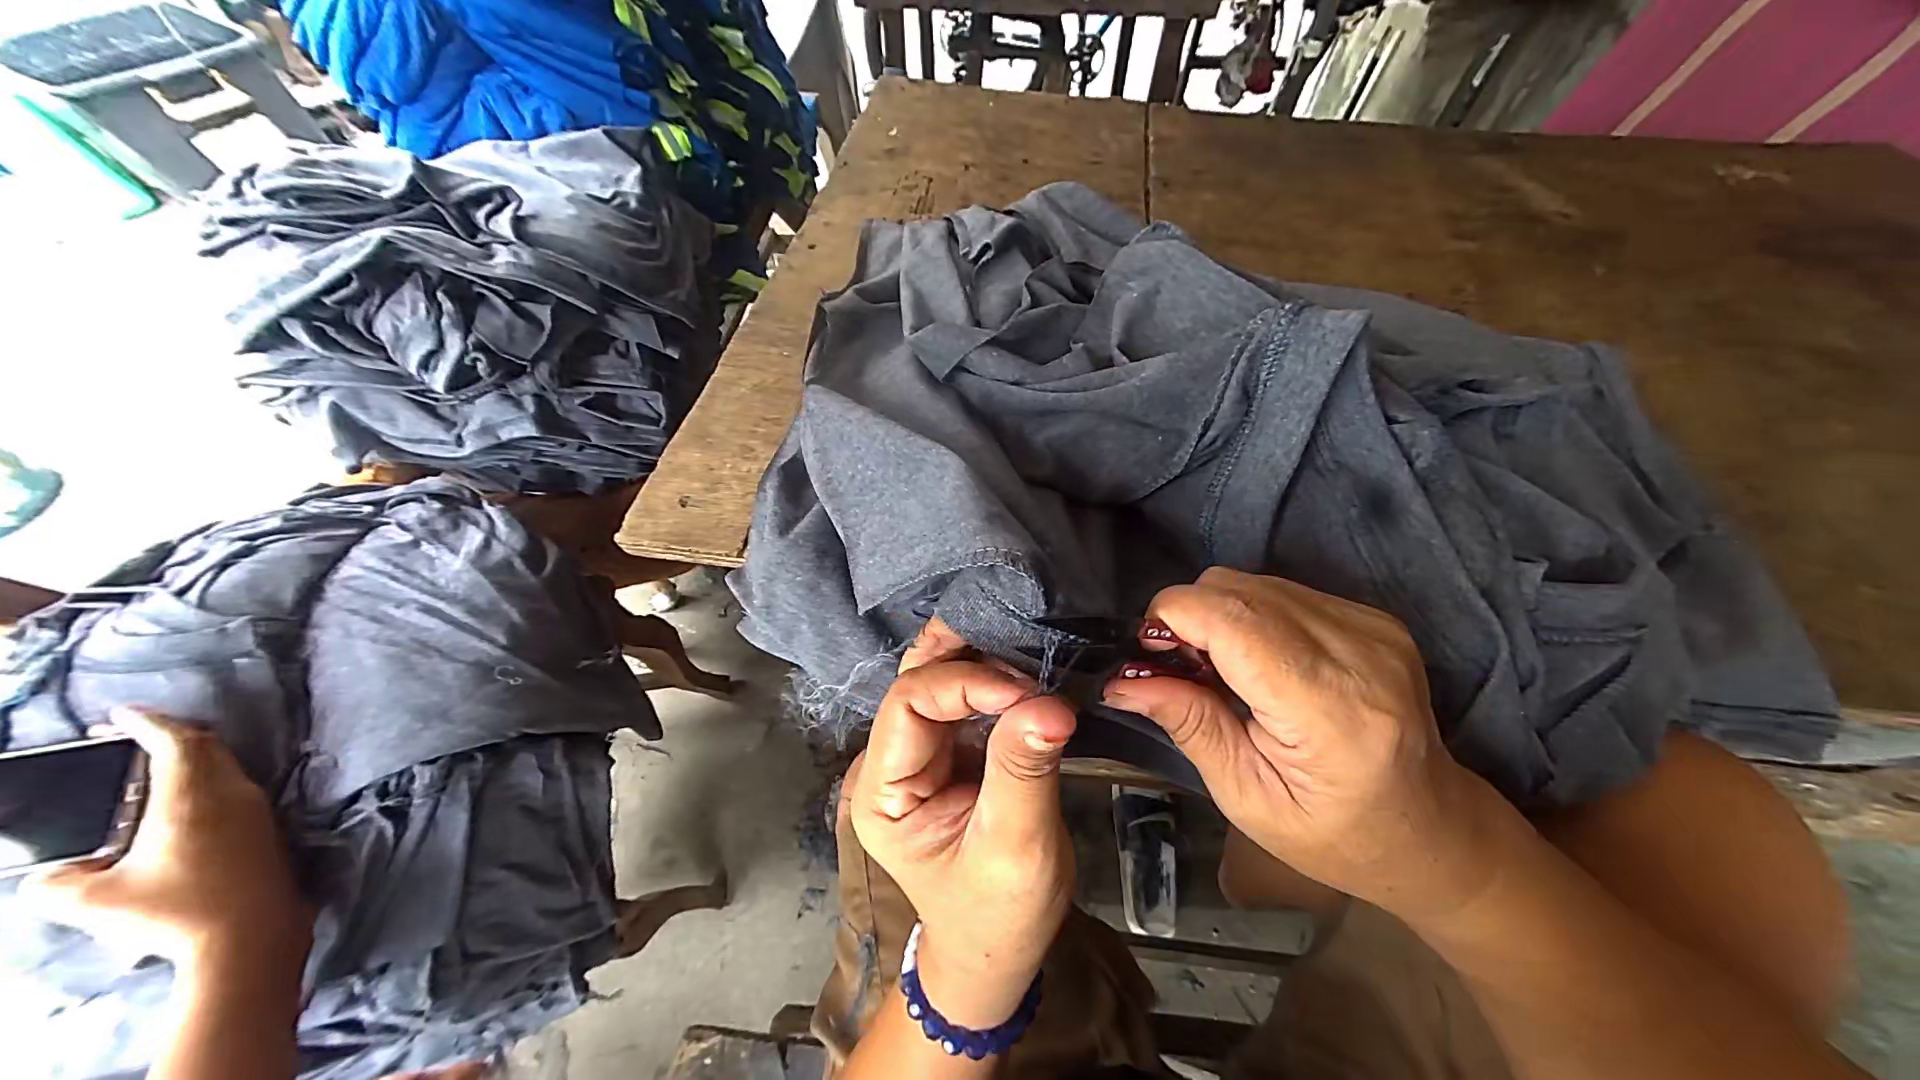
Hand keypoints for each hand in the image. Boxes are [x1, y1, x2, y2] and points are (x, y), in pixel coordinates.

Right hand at [22, 708, 310, 966]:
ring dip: (189, 757)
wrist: (251, 928)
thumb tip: (52, 873)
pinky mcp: (264, 824)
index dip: (150, 723)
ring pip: (223, 765)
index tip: (123, 713)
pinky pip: (233, 786)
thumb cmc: (177, 910)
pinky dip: (205, 779)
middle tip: (128, 735)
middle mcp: (232, 792)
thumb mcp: (94, 902)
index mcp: (193, 797)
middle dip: (168, 734)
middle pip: (206, 747)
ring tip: (147, 767)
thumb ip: (57, 884)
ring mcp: (255, 807)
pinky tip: (179, 803)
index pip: (177, 742)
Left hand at [847, 618, 1077, 1028]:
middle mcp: (893, 762)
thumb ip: (1023, 770)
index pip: (907, 706)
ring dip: (980, 658)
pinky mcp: (956, 752)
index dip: (962, 685)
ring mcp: (924, 754)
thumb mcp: (1014, 848)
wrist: (998, 949)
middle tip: (1017, 633)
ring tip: (1026, 645)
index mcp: (883, 791)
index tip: (1024, 691)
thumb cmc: (997, 914)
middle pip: (916, 683)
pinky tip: (1028, 669)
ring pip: (940, 681)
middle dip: (962, 654)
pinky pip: (970, 699)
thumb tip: (1049, 703)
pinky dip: (998, 678)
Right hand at [1102, 568, 1502, 920]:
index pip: (1230, 619)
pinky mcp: (1373, 617)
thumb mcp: (1246, 796)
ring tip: (1225, 670)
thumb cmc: (1333, 833)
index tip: (1151, 655)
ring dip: (1217, 615)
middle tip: (1184, 670)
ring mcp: (1371, 627)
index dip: (1172, 619)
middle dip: (1186, 616)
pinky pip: (1280, 590)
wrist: (1431, 827)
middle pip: (1234, 589)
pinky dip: (1249, 615)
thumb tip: (1121, 681)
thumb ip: (1188, 724)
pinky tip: (1259, 660)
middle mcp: (1357, 652)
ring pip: (1252, 582)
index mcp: (1328, 710)